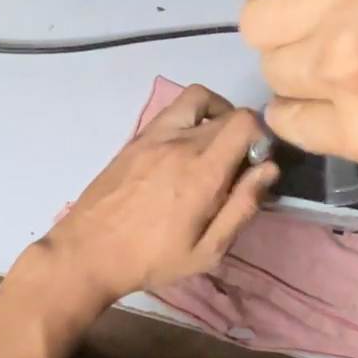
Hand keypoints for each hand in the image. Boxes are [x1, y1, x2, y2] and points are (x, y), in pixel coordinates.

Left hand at [41, 85, 277, 303]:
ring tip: (216, 144)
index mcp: (202, 171)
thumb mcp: (207, 251)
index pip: (245, 123)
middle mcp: (180, 143)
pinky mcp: (136, 138)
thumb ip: (242, 207)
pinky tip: (186, 150)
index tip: (256, 165)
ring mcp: (154, 136)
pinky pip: (173, 110)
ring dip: (217, 113)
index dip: (261, 138)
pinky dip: (191, 117)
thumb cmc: (151, 259)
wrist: (88, 253)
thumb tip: (269, 169)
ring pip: (199, 98)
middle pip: (227, 113)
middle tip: (236, 166)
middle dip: (243, 134)